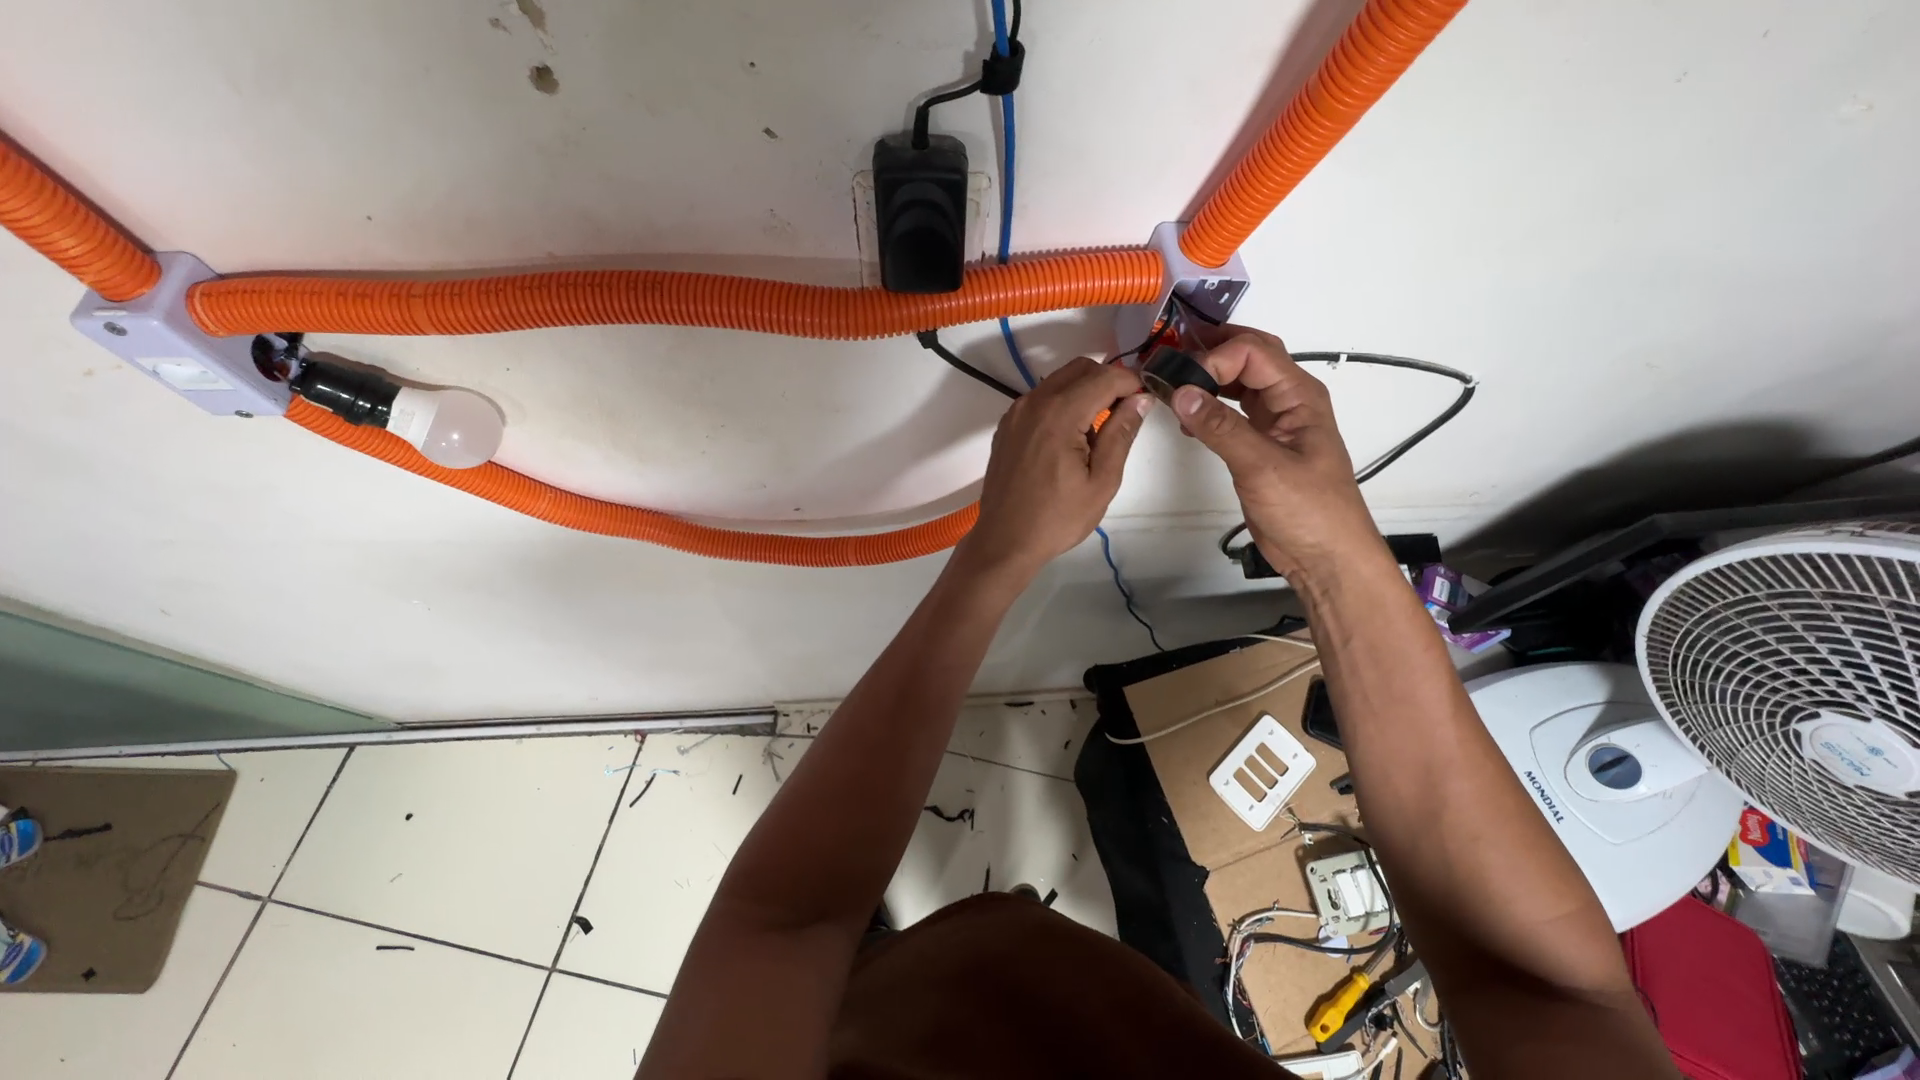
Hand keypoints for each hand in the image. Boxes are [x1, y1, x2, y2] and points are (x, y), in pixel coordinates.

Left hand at [958, 357, 1150, 578]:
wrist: (1005, 541)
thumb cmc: (1057, 519)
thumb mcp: (1102, 481)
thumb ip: (1121, 434)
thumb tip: (1140, 399)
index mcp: (1059, 414)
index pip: (1105, 377)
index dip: (1131, 383)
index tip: (1146, 400)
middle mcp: (1033, 402)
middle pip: (1080, 368)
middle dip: (1108, 381)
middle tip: (1126, 413)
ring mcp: (1016, 412)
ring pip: (1059, 380)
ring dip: (1085, 391)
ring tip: (1100, 430)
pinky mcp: (1007, 425)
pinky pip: (1041, 398)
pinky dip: (1063, 403)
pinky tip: (1072, 438)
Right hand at [1171, 327, 1380, 581]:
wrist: (1326, 556)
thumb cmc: (1307, 509)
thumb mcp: (1261, 466)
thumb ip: (1220, 427)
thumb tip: (1180, 391)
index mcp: (1299, 396)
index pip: (1253, 352)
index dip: (1215, 358)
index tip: (1181, 383)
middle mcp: (1288, 401)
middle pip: (1250, 356)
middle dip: (1212, 351)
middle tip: (1169, 358)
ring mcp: (1275, 423)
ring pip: (1240, 382)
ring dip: (1208, 377)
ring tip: (1172, 383)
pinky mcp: (1260, 445)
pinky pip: (1232, 411)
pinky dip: (1208, 407)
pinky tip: (1186, 419)